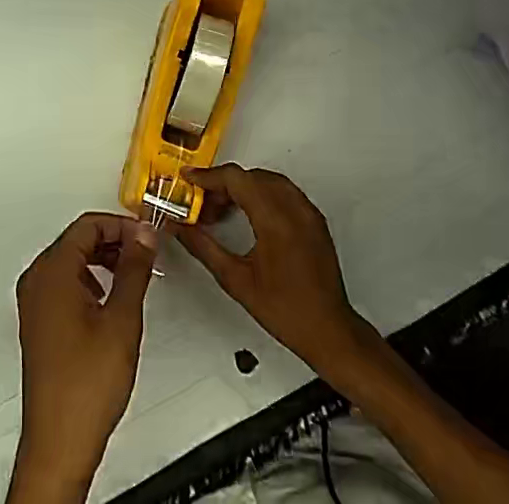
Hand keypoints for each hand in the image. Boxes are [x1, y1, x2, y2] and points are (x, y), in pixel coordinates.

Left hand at [8, 212, 158, 502]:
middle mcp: (37, 280)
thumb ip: (134, 269)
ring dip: (103, 259)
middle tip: (144, 251)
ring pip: (71, 260)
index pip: (86, 226)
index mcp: (52, 272)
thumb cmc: (83, 387)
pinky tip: (111, 296)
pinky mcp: (39, 318)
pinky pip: (64, 282)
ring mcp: (35, 300)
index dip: (120, 225)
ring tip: (134, 273)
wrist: (61, 435)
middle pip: (77, 240)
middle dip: (114, 240)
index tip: (146, 234)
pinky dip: (90, 278)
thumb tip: (142, 238)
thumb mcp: (122, 318)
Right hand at [174, 165, 371, 378]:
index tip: (189, 179)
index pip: (236, 179)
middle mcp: (296, 212)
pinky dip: (261, 192)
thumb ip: (202, 246)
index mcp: (276, 222)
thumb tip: (180, 228)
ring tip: (221, 207)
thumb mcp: (234, 279)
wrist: (328, 331)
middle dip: (222, 183)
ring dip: (242, 186)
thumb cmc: (288, 311)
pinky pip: (284, 191)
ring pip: (268, 180)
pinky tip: (247, 212)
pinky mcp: (314, 221)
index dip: (208, 176)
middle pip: (251, 176)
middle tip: (201, 200)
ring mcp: (308, 215)